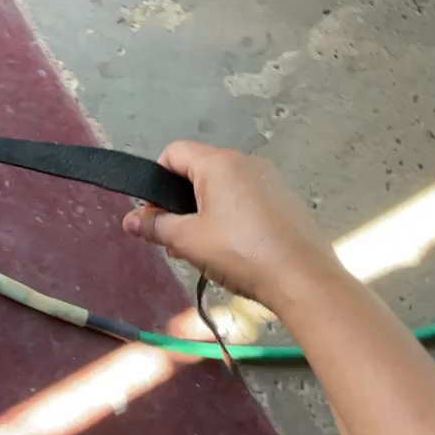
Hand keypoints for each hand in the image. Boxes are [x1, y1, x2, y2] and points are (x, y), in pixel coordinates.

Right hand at [122, 141, 347, 310]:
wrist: (305, 281)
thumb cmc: (241, 253)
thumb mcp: (187, 241)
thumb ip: (154, 226)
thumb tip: (129, 221)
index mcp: (219, 163)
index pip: (173, 153)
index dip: (156, 180)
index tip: (156, 215)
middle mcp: (245, 162)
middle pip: (197, 170)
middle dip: (179, 201)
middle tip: (176, 237)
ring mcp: (270, 179)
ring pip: (222, 186)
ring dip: (204, 211)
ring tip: (204, 248)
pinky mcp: (286, 200)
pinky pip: (246, 198)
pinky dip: (231, 216)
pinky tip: (235, 249)